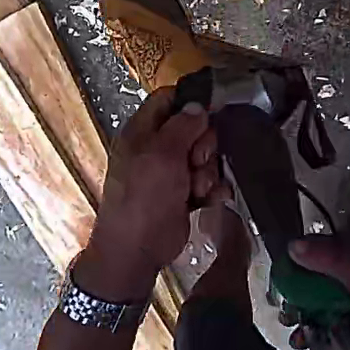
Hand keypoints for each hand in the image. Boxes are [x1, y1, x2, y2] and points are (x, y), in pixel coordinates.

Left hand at [75, 89, 219, 303]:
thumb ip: (182, 126)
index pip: (168, 100)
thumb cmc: (144, 197)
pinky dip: (213, 189)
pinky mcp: (185, 194)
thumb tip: (197, 105)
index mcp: (142, 132)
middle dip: (204, 145)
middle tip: (198, 161)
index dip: (190, 102)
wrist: (137, 250)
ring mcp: (171, 172)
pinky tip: (212, 198)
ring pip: (205, 156)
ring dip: (208, 172)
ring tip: (199, 188)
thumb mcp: (162, 155)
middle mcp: (156, 148)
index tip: (212, 111)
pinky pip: (208, 181)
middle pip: (194, 129)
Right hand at [289, 237, 349, 349]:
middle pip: (318, 286)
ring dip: (302, 317)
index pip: (324, 257)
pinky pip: (325, 335)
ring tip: (291, 325)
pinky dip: (311, 337)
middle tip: (283, 304)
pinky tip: (303, 342)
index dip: (303, 261)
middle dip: (297, 294)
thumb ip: (332, 259)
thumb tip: (294, 245)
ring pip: (319, 312)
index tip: (281, 271)